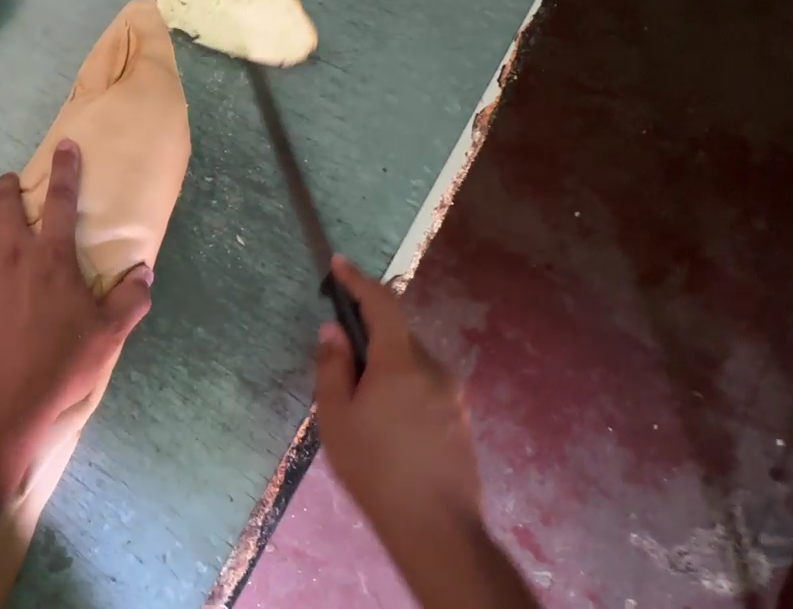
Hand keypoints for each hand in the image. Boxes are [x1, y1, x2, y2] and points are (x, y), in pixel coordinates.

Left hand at [0, 139, 154, 447]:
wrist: (5, 397)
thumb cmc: (62, 363)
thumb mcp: (108, 334)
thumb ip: (130, 300)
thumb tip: (144, 272)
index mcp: (53, 256)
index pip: (62, 200)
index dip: (65, 169)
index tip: (65, 146)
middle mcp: (14, 252)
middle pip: (6, 202)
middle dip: (9, 185)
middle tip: (13, 182)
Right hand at [313, 256, 480, 535]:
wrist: (436, 529)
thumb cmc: (374, 466)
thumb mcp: (335, 415)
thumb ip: (332, 366)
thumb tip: (333, 330)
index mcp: (401, 363)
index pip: (382, 306)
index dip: (359, 281)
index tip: (339, 264)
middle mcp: (434, 372)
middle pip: (397, 336)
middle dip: (368, 336)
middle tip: (338, 361)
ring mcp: (453, 398)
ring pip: (411, 364)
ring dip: (385, 366)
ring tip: (360, 403)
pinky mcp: (460, 422)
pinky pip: (424, 387)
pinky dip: (401, 387)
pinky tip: (385, 423)